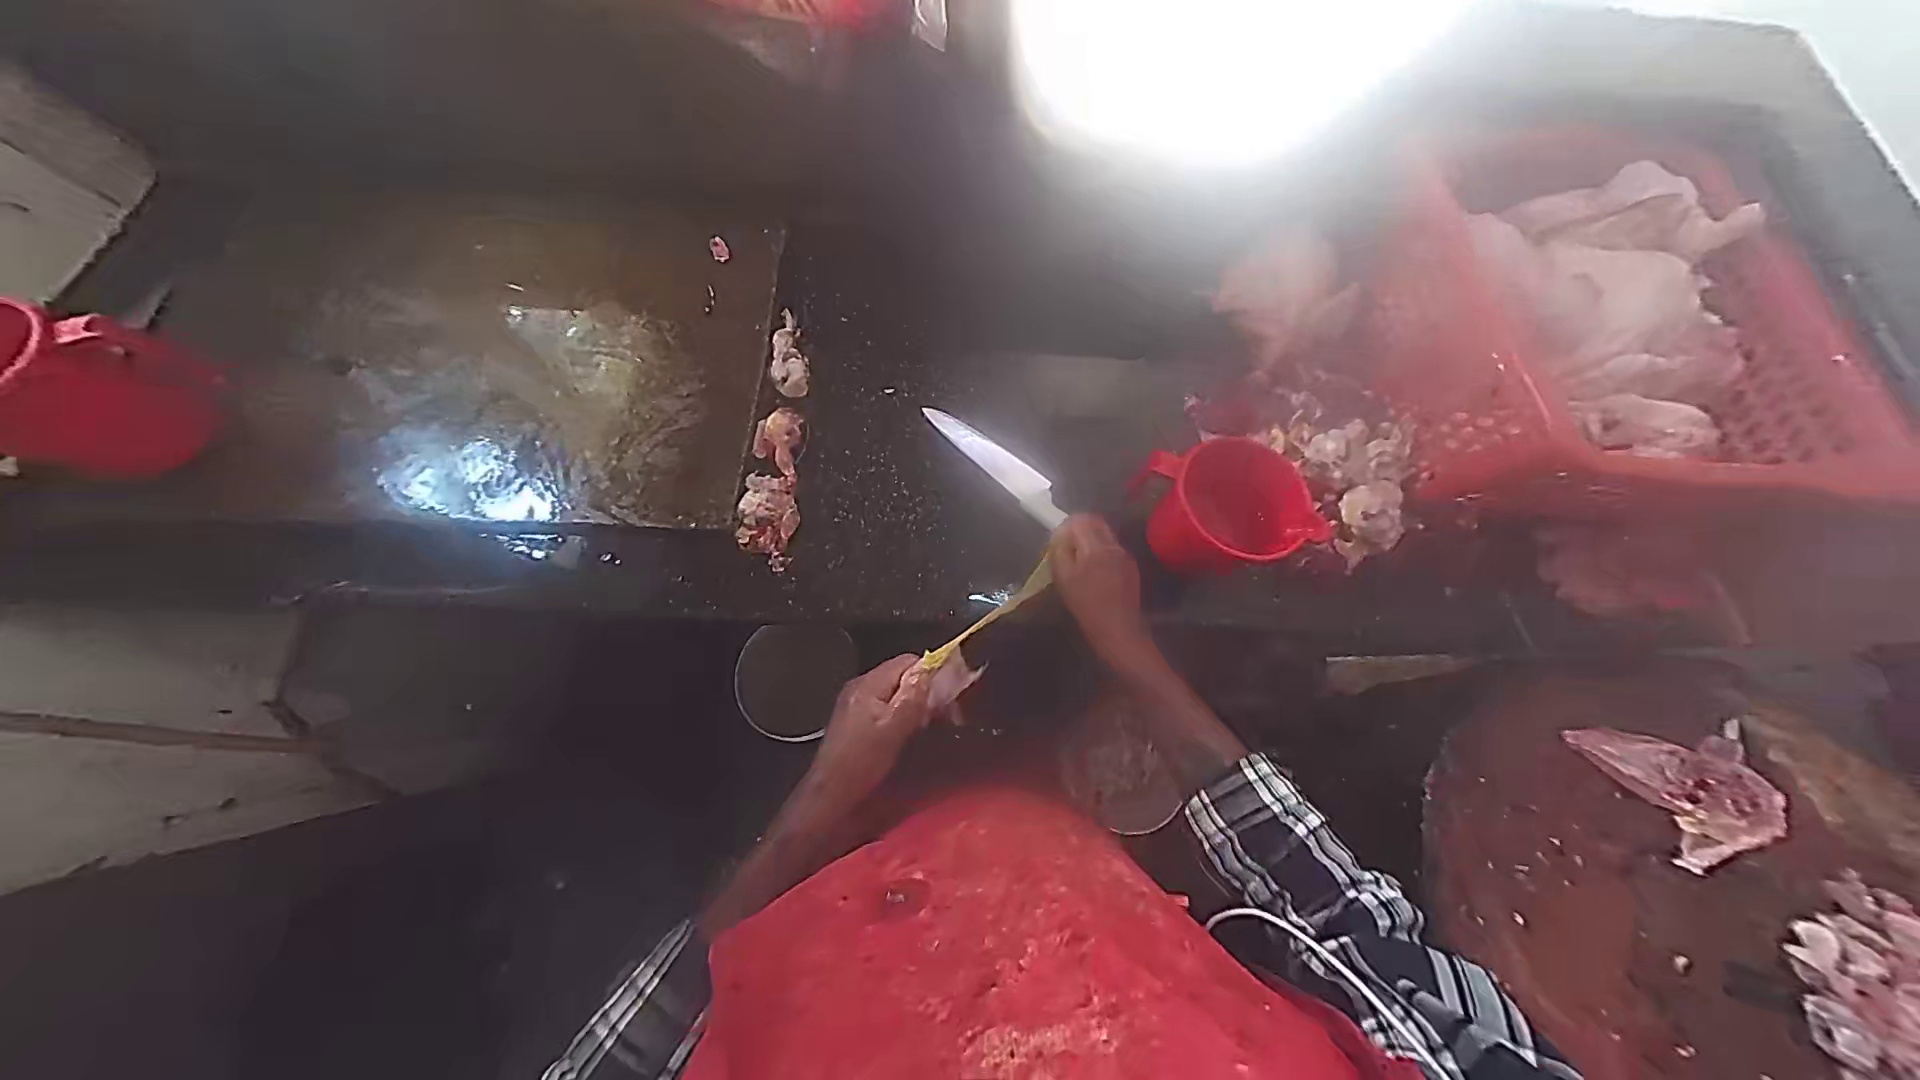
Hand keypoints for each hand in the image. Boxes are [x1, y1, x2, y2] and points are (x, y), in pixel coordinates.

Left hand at [808, 655, 932, 805]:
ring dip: (912, 705)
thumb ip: (912, 697)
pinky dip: (899, 714)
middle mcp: (860, 686)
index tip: (945, 698)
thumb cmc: (862, 761)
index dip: (930, 675)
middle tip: (939, 716)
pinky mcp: (854, 717)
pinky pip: (884, 704)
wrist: (830, 793)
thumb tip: (930, 669)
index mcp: (869, 683)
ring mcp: (855, 701)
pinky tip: (905, 733)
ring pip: (894, 691)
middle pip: (901, 675)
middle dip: (923, 692)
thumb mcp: (893, 729)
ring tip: (923, 726)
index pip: (907, 661)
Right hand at [1050, 515, 1150, 666]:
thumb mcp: (1063, 578)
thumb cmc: (1086, 605)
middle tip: (1067, 544)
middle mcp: (1113, 545)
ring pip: (1105, 536)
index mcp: (1095, 547)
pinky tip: (1095, 571)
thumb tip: (1060, 535)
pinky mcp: (1131, 567)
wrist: (1118, 629)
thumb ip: (1060, 551)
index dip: (1067, 525)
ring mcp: (1125, 555)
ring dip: (1091, 539)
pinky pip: (1113, 550)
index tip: (1058, 537)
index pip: (1080, 520)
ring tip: (1080, 559)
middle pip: (1096, 523)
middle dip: (1080, 528)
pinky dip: (1102, 552)